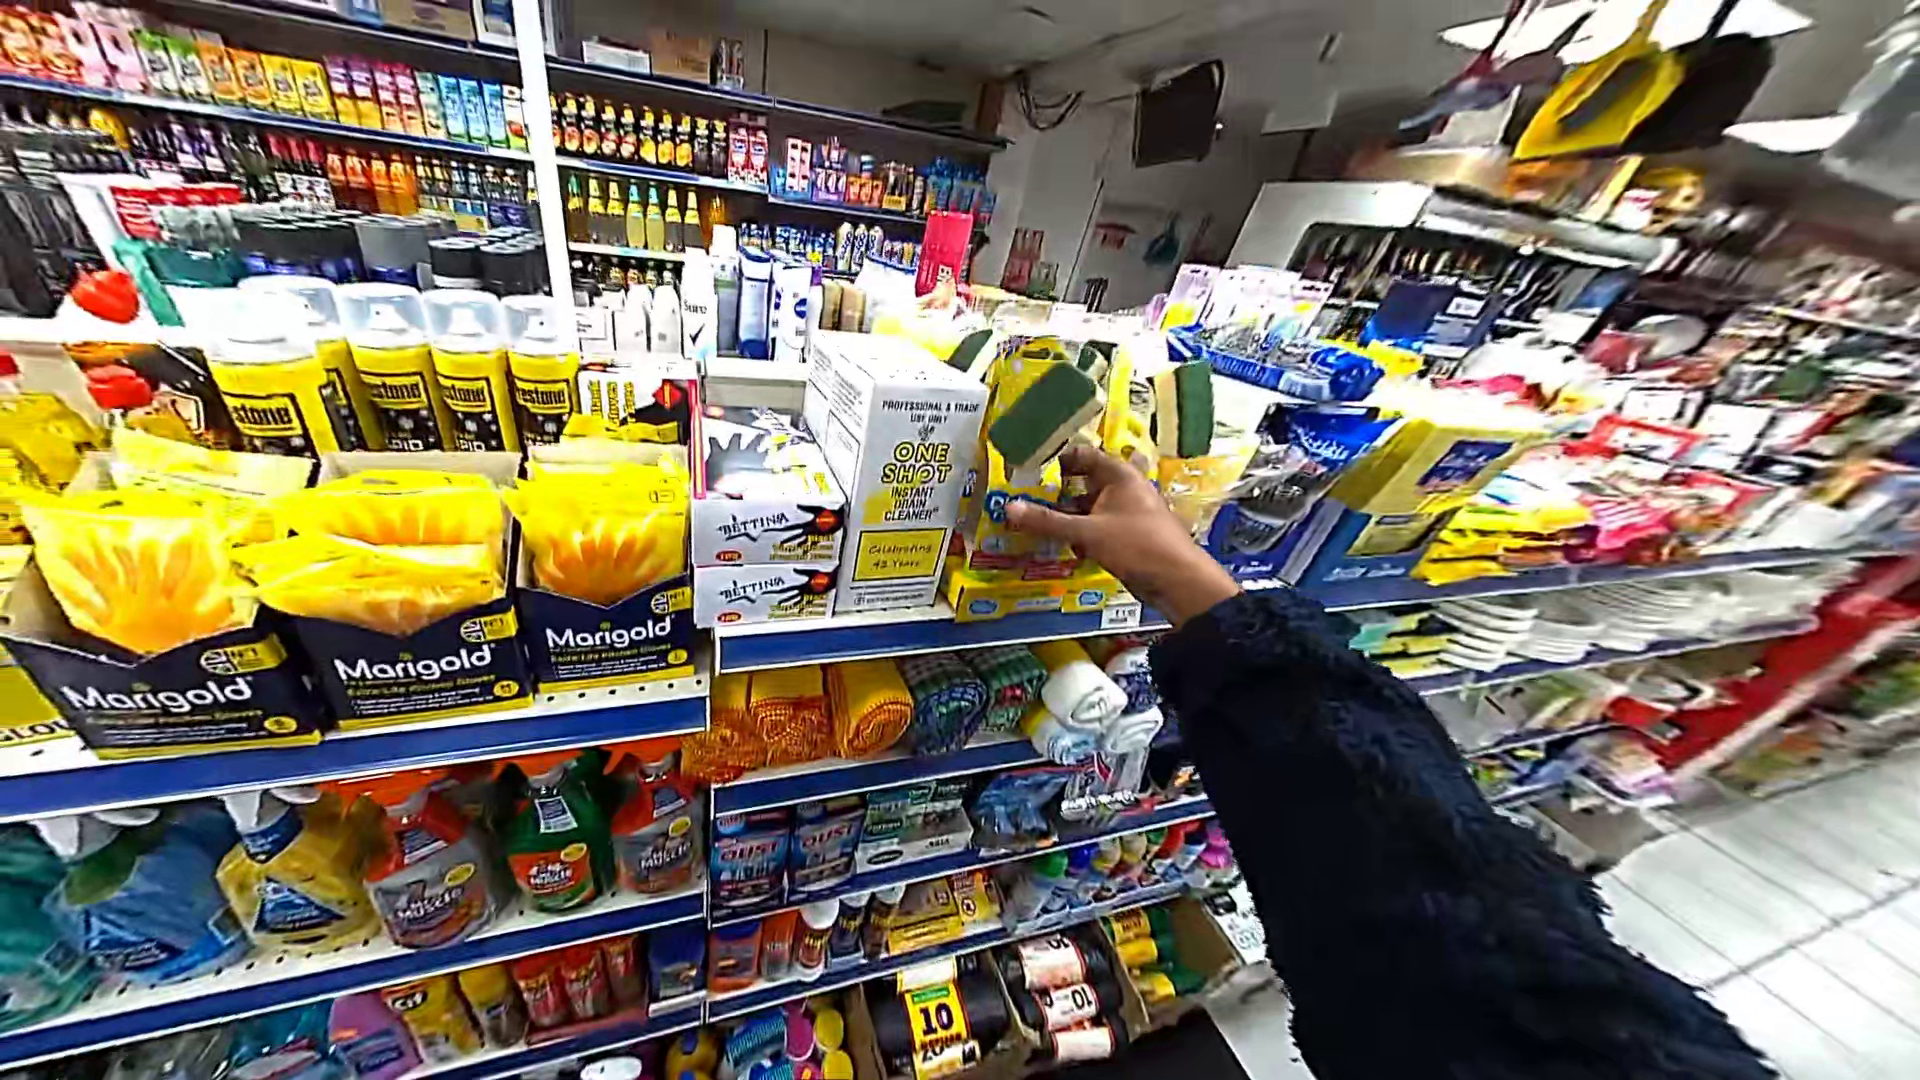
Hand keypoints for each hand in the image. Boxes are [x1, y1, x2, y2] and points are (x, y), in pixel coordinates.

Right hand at [1005, 445, 1239, 626]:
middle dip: (1055, 492)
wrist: (1178, 582)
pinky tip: (1059, 545)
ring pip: (1088, 507)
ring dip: (1065, 516)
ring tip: (1034, 522)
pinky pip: (1096, 527)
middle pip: (1082, 482)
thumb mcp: (1087, 532)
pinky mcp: (1127, 535)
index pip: (1081, 455)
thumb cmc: (1137, 545)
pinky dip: (1079, 533)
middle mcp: (1124, 488)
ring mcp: (1127, 512)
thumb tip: (1008, 507)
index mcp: (1119, 474)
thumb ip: (1048, 521)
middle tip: (1023, 498)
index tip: (1026, 469)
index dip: (1055, 460)